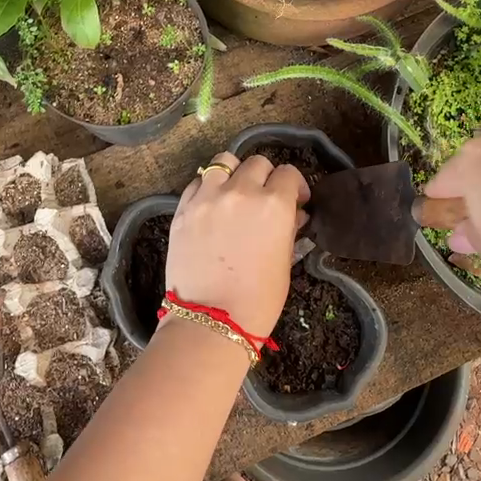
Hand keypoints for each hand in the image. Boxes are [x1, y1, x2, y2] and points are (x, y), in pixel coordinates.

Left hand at [166, 152, 309, 336]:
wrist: (212, 320)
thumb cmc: (259, 299)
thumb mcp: (285, 261)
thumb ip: (289, 229)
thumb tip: (295, 214)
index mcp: (274, 204)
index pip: (289, 174)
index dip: (296, 186)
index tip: (296, 199)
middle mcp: (241, 191)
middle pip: (257, 163)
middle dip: (266, 177)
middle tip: (265, 198)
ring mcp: (208, 197)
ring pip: (224, 161)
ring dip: (234, 172)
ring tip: (234, 191)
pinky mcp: (183, 208)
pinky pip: (197, 182)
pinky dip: (207, 187)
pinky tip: (211, 205)